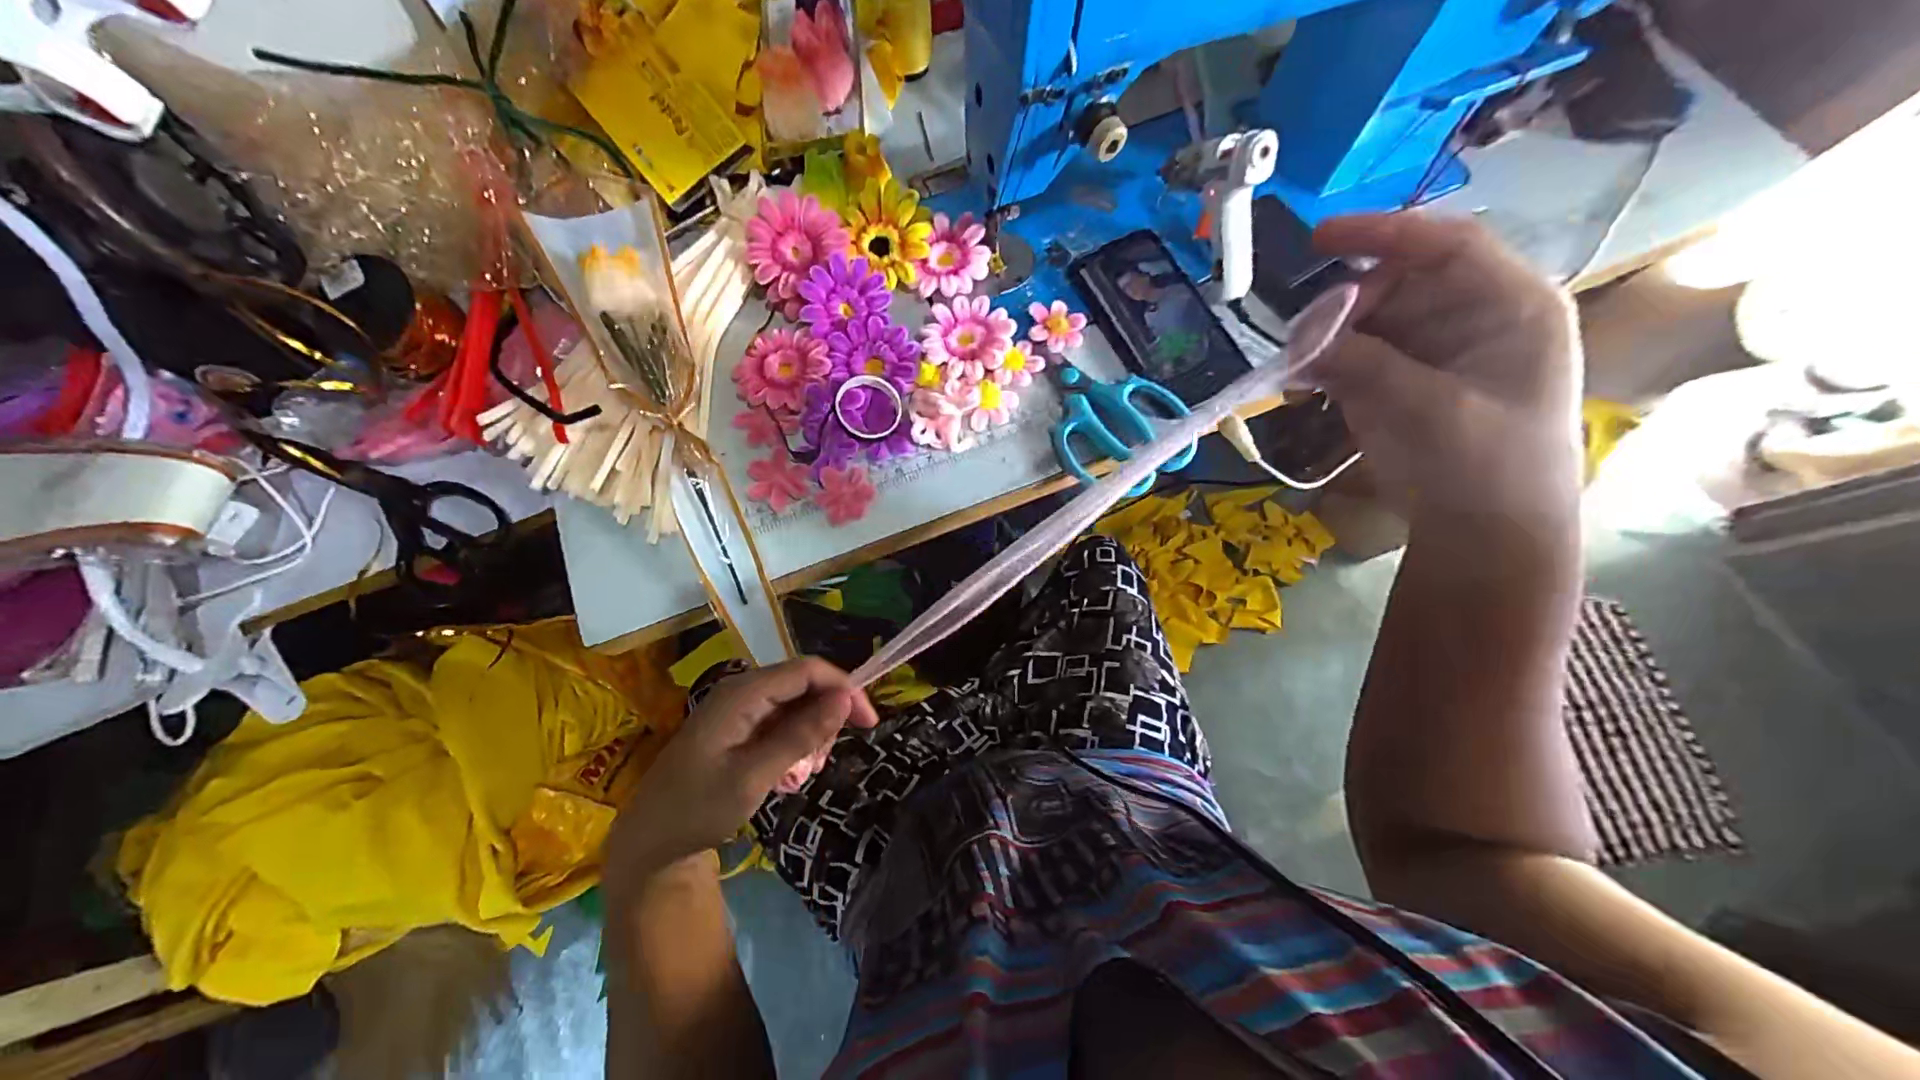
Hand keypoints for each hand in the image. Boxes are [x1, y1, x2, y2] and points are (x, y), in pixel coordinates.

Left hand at [604, 658, 877, 894]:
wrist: (650, 840)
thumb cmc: (697, 808)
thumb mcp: (754, 776)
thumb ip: (800, 735)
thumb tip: (845, 698)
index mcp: (743, 693)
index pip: (808, 670)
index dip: (845, 688)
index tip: (869, 722)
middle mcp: (743, 691)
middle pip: (805, 684)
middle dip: (828, 716)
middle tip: (825, 760)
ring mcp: (739, 708)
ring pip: (797, 703)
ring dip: (813, 733)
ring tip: (806, 772)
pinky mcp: (739, 726)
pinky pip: (781, 721)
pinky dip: (796, 742)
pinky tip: (791, 773)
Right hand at [1312, 214, 1583, 524]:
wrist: (1488, 537)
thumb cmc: (1479, 468)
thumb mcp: (1422, 410)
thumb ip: (1361, 363)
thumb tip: (1300, 338)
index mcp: (1511, 307)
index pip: (1448, 244)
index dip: (1384, 232)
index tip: (1319, 238)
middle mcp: (1476, 318)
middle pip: (1401, 282)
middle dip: (1346, 304)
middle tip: (1302, 340)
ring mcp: (1440, 351)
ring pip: (1375, 319)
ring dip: (1331, 338)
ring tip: (1298, 370)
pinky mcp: (1409, 382)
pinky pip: (1363, 354)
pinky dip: (1331, 364)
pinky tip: (1306, 384)